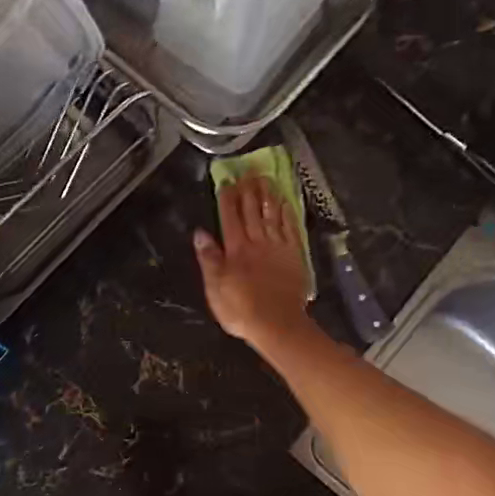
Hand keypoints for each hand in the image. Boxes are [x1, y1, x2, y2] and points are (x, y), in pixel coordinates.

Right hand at [194, 174, 313, 351]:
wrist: (277, 324)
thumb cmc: (241, 310)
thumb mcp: (215, 288)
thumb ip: (209, 259)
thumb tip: (200, 233)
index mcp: (235, 249)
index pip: (229, 217)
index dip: (226, 198)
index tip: (225, 181)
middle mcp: (257, 242)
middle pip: (251, 210)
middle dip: (248, 190)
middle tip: (247, 171)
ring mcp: (277, 247)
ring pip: (271, 214)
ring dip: (267, 195)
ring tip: (265, 178)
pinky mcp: (294, 255)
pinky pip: (290, 227)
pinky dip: (287, 212)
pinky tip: (285, 202)